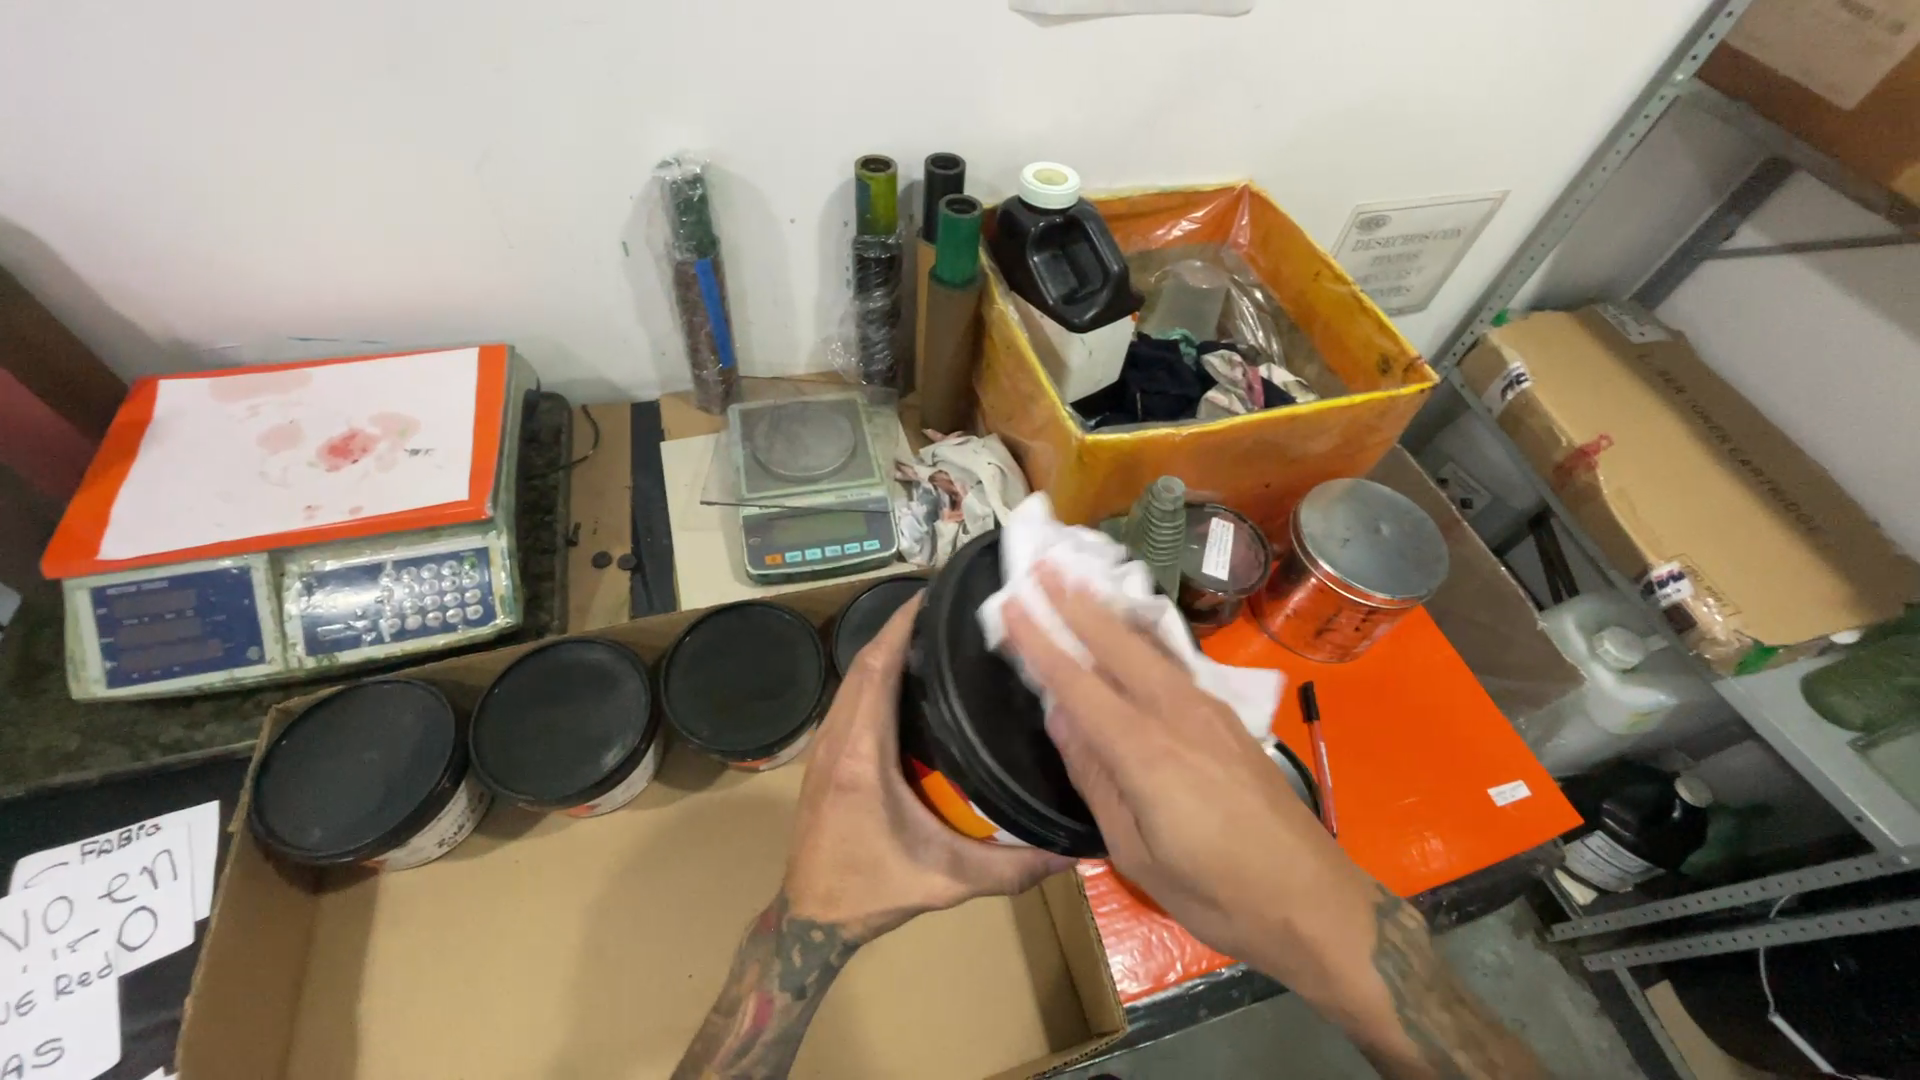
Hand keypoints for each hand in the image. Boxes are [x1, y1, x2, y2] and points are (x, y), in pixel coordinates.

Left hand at [784, 594, 1073, 943]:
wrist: (812, 915)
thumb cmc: (874, 890)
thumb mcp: (949, 880)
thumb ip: (1012, 867)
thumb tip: (1072, 848)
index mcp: (863, 755)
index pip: (877, 669)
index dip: (900, 628)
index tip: (931, 597)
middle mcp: (839, 737)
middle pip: (864, 662)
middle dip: (899, 627)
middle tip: (944, 609)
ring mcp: (825, 744)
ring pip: (852, 677)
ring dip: (886, 648)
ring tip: (930, 633)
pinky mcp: (824, 754)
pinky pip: (849, 696)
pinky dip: (874, 672)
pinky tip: (906, 676)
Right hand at [1001, 573, 1400, 1038]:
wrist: (1316, 903)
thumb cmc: (1217, 894)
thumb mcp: (1137, 853)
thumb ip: (1096, 779)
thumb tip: (1062, 719)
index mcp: (1146, 752)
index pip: (1078, 684)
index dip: (1041, 642)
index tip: (1010, 604)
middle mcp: (1177, 715)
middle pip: (1117, 646)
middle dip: (1077, 602)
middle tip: (1045, 564)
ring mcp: (1209, 712)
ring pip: (1149, 648)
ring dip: (1110, 613)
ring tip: (1082, 582)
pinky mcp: (1228, 720)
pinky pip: (1172, 664)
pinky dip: (1141, 639)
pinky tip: (1132, 635)